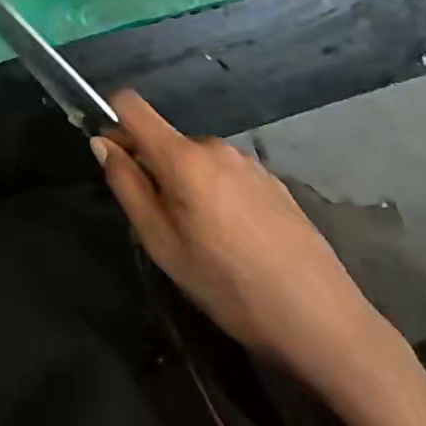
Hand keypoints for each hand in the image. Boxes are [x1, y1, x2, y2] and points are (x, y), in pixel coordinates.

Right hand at [97, 91, 425, 425]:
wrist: (323, 320)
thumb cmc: (228, 285)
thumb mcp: (162, 244)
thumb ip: (127, 186)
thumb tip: (102, 143)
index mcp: (183, 157)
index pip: (132, 105)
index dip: (113, 120)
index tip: (114, 158)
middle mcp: (216, 146)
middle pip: (165, 140)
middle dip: (153, 168)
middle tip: (162, 224)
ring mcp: (250, 162)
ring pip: (196, 160)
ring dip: (186, 184)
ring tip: (204, 238)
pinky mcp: (274, 181)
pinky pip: (226, 174)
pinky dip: (216, 193)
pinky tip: (238, 239)